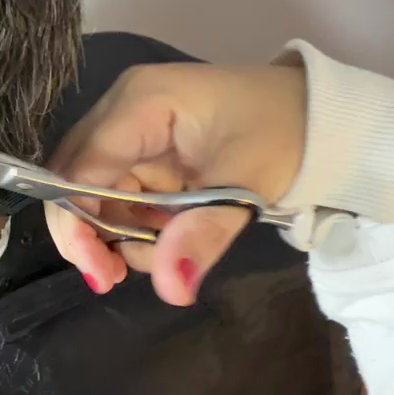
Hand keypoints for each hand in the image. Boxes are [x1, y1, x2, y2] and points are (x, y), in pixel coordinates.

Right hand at [45, 61, 306, 304]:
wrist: (322, 115)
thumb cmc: (288, 134)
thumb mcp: (248, 187)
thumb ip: (202, 235)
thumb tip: (172, 291)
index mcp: (141, 103)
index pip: (80, 167)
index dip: (76, 223)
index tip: (98, 274)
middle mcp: (120, 110)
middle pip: (72, 179)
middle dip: (88, 233)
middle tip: (111, 278)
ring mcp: (125, 128)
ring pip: (88, 192)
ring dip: (113, 233)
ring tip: (160, 253)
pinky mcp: (136, 148)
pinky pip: (111, 193)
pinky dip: (129, 224)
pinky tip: (162, 234)